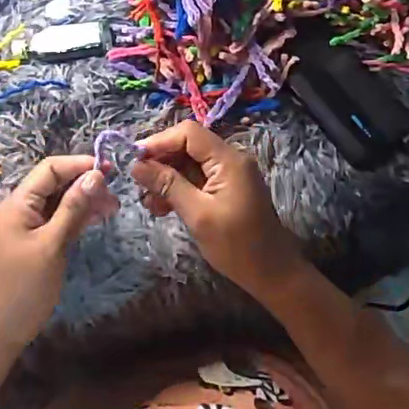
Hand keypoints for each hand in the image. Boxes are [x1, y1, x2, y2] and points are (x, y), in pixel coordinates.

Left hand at [0, 156, 117, 347]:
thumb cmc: (23, 288)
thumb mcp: (52, 245)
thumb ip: (73, 208)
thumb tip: (95, 175)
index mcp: (17, 203)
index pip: (50, 169)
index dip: (79, 165)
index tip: (110, 170)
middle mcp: (19, 209)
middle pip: (54, 184)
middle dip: (84, 184)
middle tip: (115, 194)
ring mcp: (25, 227)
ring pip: (57, 203)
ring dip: (83, 201)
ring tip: (112, 208)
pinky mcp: (31, 243)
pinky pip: (55, 220)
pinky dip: (74, 218)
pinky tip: (95, 220)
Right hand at [129, 121, 305, 298]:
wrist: (273, 274)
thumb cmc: (237, 246)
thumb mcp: (198, 215)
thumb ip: (168, 185)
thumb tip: (136, 165)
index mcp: (228, 159)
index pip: (189, 133)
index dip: (159, 142)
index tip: (134, 160)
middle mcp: (230, 159)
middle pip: (188, 146)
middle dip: (161, 162)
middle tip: (138, 184)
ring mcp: (229, 173)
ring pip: (189, 163)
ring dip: (166, 178)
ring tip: (148, 202)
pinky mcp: (226, 188)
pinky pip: (197, 178)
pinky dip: (179, 189)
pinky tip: (162, 207)